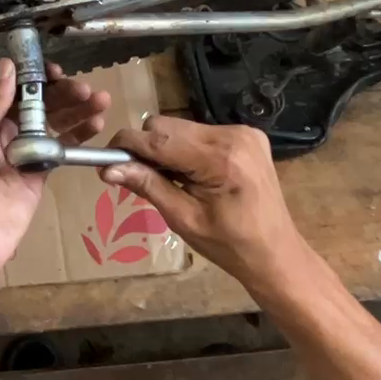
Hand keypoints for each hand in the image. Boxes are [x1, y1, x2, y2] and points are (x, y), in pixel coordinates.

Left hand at [0, 59, 109, 280]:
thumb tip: (7, 65)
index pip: (8, 88)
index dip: (32, 76)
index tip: (55, 70)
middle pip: (34, 103)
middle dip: (60, 94)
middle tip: (83, 89)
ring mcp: (20, 151)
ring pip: (51, 122)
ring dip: (75, 111)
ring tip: (99, 101)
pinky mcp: (38, 173)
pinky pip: (60, 148)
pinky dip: (77, 135)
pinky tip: (95, 124)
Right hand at [100, 117, 316, 287]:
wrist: (276, 253)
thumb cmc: (229, 244)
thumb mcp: (182, 219)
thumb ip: (147, 186)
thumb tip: (108, 169)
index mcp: (220, 159)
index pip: (158, 138)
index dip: (126, 145)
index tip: (104, 159)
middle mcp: (233, 135)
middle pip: (166, 126)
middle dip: (146, 148)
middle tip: (140, 177)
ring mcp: (243, 132)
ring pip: (180, 126)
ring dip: (165, 148)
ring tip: (171, 179)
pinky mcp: (246, 135)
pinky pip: (198, 132)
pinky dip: (185, 148)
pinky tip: (192, 173)